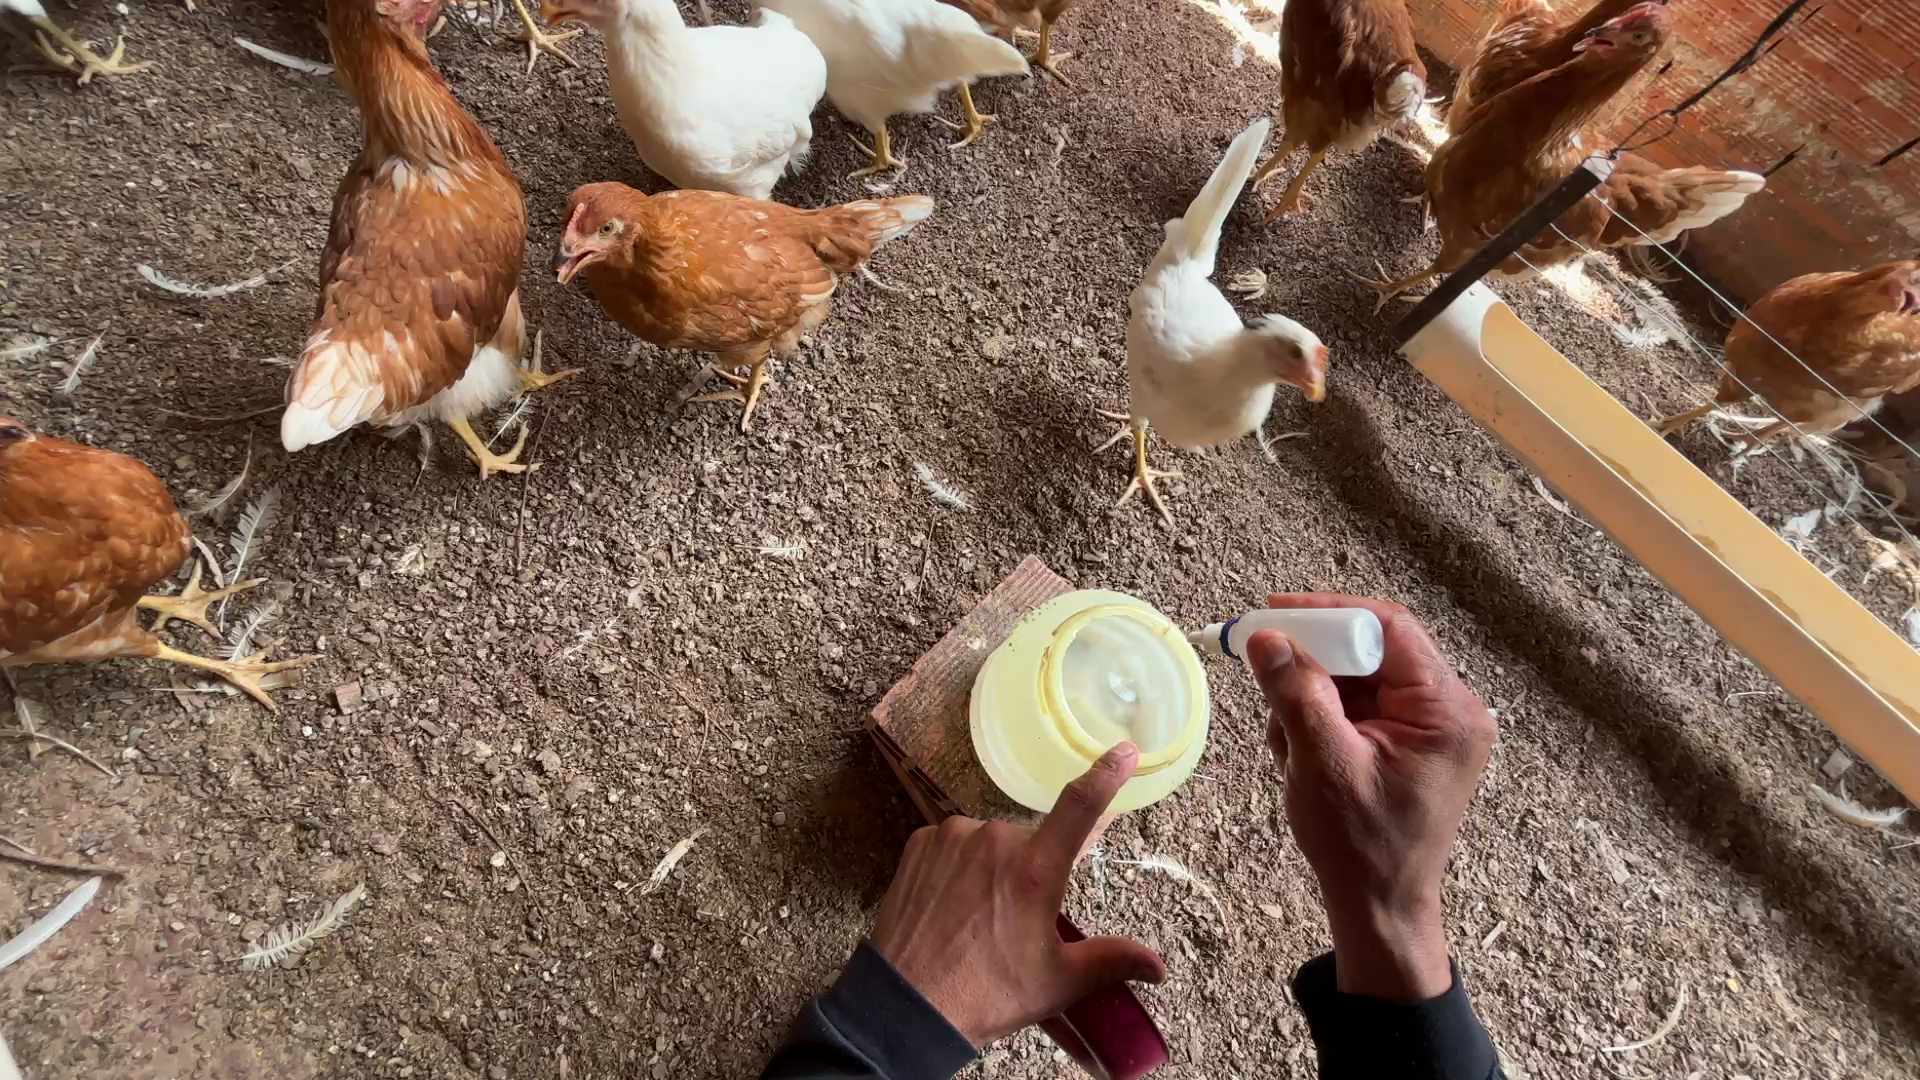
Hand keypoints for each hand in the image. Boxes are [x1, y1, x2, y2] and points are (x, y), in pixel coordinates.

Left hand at [870, 744, 1167, 1045]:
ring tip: (976, 918)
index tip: (1124, 750)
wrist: (905, 1004)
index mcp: (1035, 869)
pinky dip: (958, 866)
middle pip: (1030, 842)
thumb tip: (1159, 966)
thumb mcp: (1056, 982)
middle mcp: (995, 839)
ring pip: (990, 843)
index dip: (1105, 774)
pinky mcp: (921, 839)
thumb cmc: (988, 993)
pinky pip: (954, 843)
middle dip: (1031, 871)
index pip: (1080, 807)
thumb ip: (1110, 962)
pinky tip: (950, 903)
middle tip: (1015, 920)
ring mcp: (954, 834)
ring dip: (993, 868)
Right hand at [1246, 594, 1495, 1000]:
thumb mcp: (1323, 762)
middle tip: (1266, 675)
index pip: (1388, 628)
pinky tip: (1301, 751)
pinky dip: (1315, 715)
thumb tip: (1264, 636)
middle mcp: (1446, 709)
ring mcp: (1425, 724)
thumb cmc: (1359, 843)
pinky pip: (1351, 701)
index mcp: (1446, 711)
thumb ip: (1296, 693)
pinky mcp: (1403, 737)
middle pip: (1367, 649)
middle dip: (1311, 664)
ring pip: (1351, 675)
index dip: (1328, 612)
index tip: (1273, 611)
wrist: (1379, 904)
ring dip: (1307, 696)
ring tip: (1289, 742)